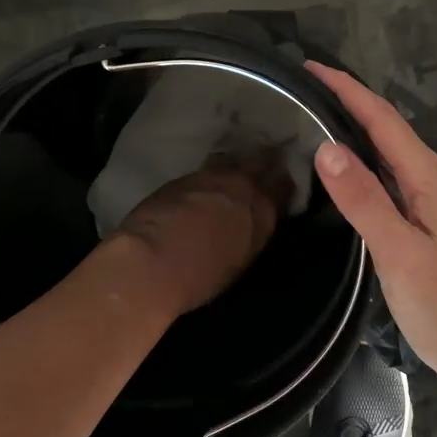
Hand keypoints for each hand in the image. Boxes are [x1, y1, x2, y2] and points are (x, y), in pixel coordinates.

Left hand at [111, 153, 291, 316]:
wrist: (152, 262)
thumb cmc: (201, 277)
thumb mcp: (240, 260)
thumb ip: (250, 235)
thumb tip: (247, 226)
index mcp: (263, 211)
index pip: (285, 185)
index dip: (284, 184)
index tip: (281, 187)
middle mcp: (243, 185)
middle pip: (263, 159)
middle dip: (266, 160)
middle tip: (265, 163)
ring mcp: (211, 176)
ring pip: (231, 158)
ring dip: (232, 165)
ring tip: (228, 174)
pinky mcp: (182, 176)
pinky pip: (202, 170)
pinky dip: (205, 177)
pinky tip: (198, 189)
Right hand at [305, 61, 436, 386]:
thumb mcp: (399, 253)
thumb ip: (364, 199)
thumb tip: (327, 145)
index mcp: (431, 177)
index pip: (383, 119)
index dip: (347, 89)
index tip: (310, 66)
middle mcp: (436, 180)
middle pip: (389, 129)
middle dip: (350, 102)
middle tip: (306, 87)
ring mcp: (436, 202)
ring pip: (392, 153)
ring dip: (359, 130)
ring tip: (319, 116)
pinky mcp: (431, 224)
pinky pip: (394, 178)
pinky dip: (367, 163)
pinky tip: (349, 173)